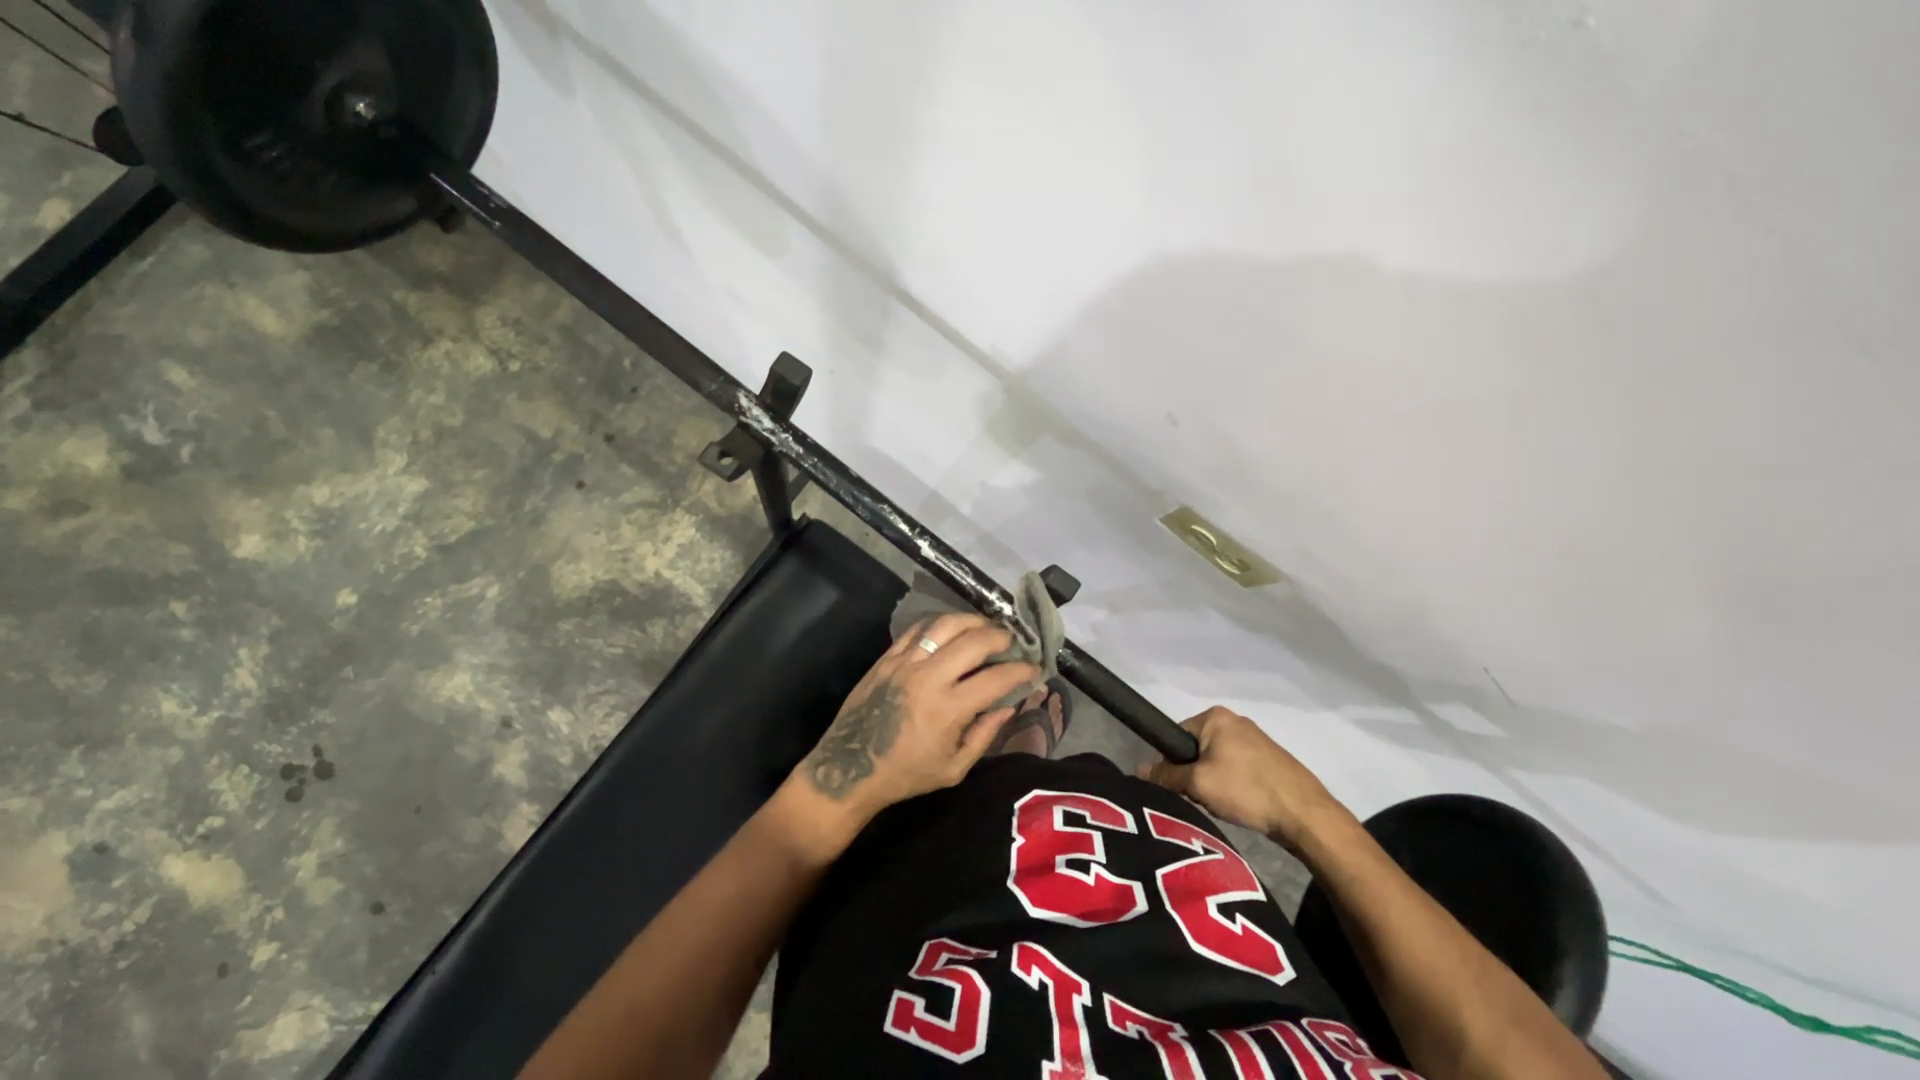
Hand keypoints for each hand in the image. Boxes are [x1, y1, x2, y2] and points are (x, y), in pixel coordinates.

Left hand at [787, 613, 1039, 836]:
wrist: (849, 769)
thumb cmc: (906, 775)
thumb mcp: (954, 769)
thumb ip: (984, 735)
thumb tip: (1008, 707)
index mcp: (949, 709)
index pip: (996, 678)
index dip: (1022, 670)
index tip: (1034, 669)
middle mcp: (928, 678)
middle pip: (974, 641)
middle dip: (1001, 637)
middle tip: (1013, 642)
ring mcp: (904, 664)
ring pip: (944, 625)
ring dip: (972, 621)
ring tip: (986, 627)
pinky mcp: (886, 659)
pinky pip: (917, 630)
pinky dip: (939, 624)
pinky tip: (952, 629)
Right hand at [1138, 706, 1352, 851]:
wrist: (1303, 812)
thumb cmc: (1245, 789)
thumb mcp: (1197, 783)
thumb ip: (1165, 775)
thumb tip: (1138, 768)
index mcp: (1215, 717)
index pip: (1175, 735)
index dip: (1170, 762)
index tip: (1177, 786)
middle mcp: (1234, 720)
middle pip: (1195, 748)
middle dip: (1193, 774)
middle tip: (1200, 797)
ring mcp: (1255, 739)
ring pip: (1215, 762)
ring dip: (1212, 783)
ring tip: (1222, 804)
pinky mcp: (1269, 759)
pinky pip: (1236, 769)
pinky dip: (1232, 786)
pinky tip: (1240, 804)